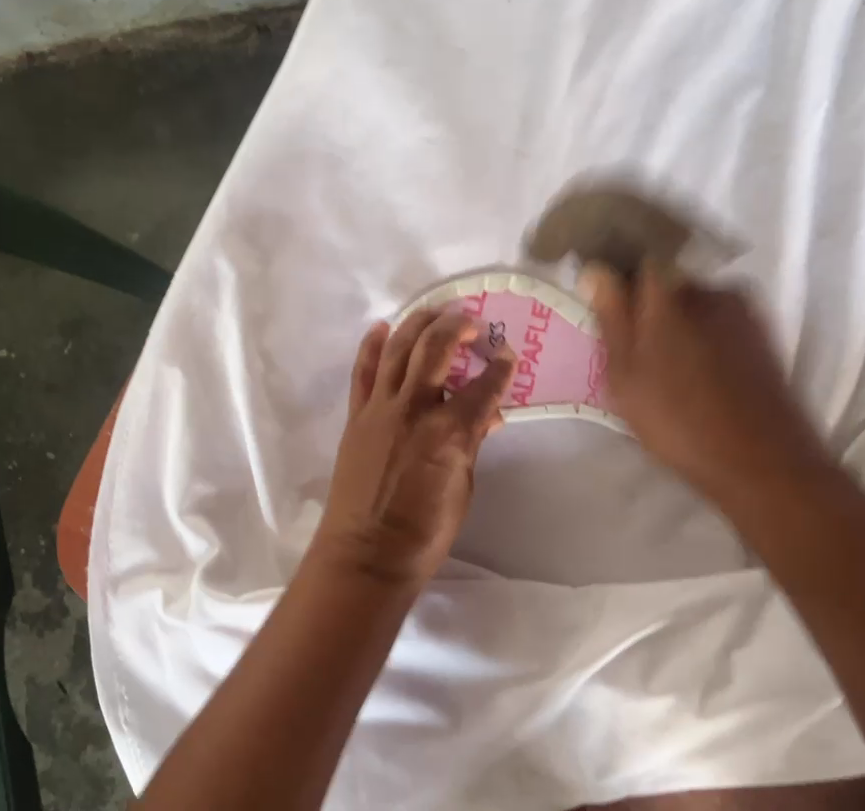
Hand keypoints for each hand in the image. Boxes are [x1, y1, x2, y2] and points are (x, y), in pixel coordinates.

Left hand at [311, 310, 516, 587]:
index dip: (500, 368)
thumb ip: (472, 445)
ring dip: (418, 324)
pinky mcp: (356, 416)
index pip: (483, 387)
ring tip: (435, 312)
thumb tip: (485, 417)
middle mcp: (414, 409)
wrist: (366, 554)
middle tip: (471, 320)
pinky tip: (382, 327)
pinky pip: (364, 371)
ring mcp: (380, 409)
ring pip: (399, 349)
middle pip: (436, 350)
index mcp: (449, 432)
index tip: (507, 353)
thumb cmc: (424, 532)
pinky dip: (372, 346)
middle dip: (457, 327)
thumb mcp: (463, 489)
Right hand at [584, 262, 827, 491]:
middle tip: (630, 353)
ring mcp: (743, 312)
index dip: (616, 280)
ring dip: (677, 328)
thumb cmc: (679, 419)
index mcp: (670, 291)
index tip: (603, 308)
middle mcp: (710, 287)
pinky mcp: (764, 337)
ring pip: (694, 307)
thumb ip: (611, 316)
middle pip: (665, 284)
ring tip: (664, 374)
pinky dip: (702, 343)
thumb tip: (596, 268)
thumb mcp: (625, 373)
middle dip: (646, 309)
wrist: (764, 464)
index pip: (634, 260)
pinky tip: (696, 381)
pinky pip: (718, 327)